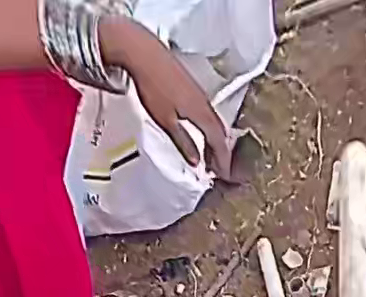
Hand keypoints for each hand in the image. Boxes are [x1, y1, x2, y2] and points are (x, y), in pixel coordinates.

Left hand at [98, 17, 233, 175]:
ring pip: (214, 123)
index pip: (219, 142)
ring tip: (207, 155)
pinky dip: (207, 128)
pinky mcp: (191, 87)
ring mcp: (199, 93)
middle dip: (220, 153)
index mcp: (202, 114)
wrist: (141, 51)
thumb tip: (195, 161)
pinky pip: (206, 112)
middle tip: (216, 169)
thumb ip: (183, 142)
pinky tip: (199, 132)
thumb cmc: (153, 86)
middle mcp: (205, 103)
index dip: (222, 161)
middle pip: (220, 133)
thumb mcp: (166, 121)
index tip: (223, 175)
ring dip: (213, 140)